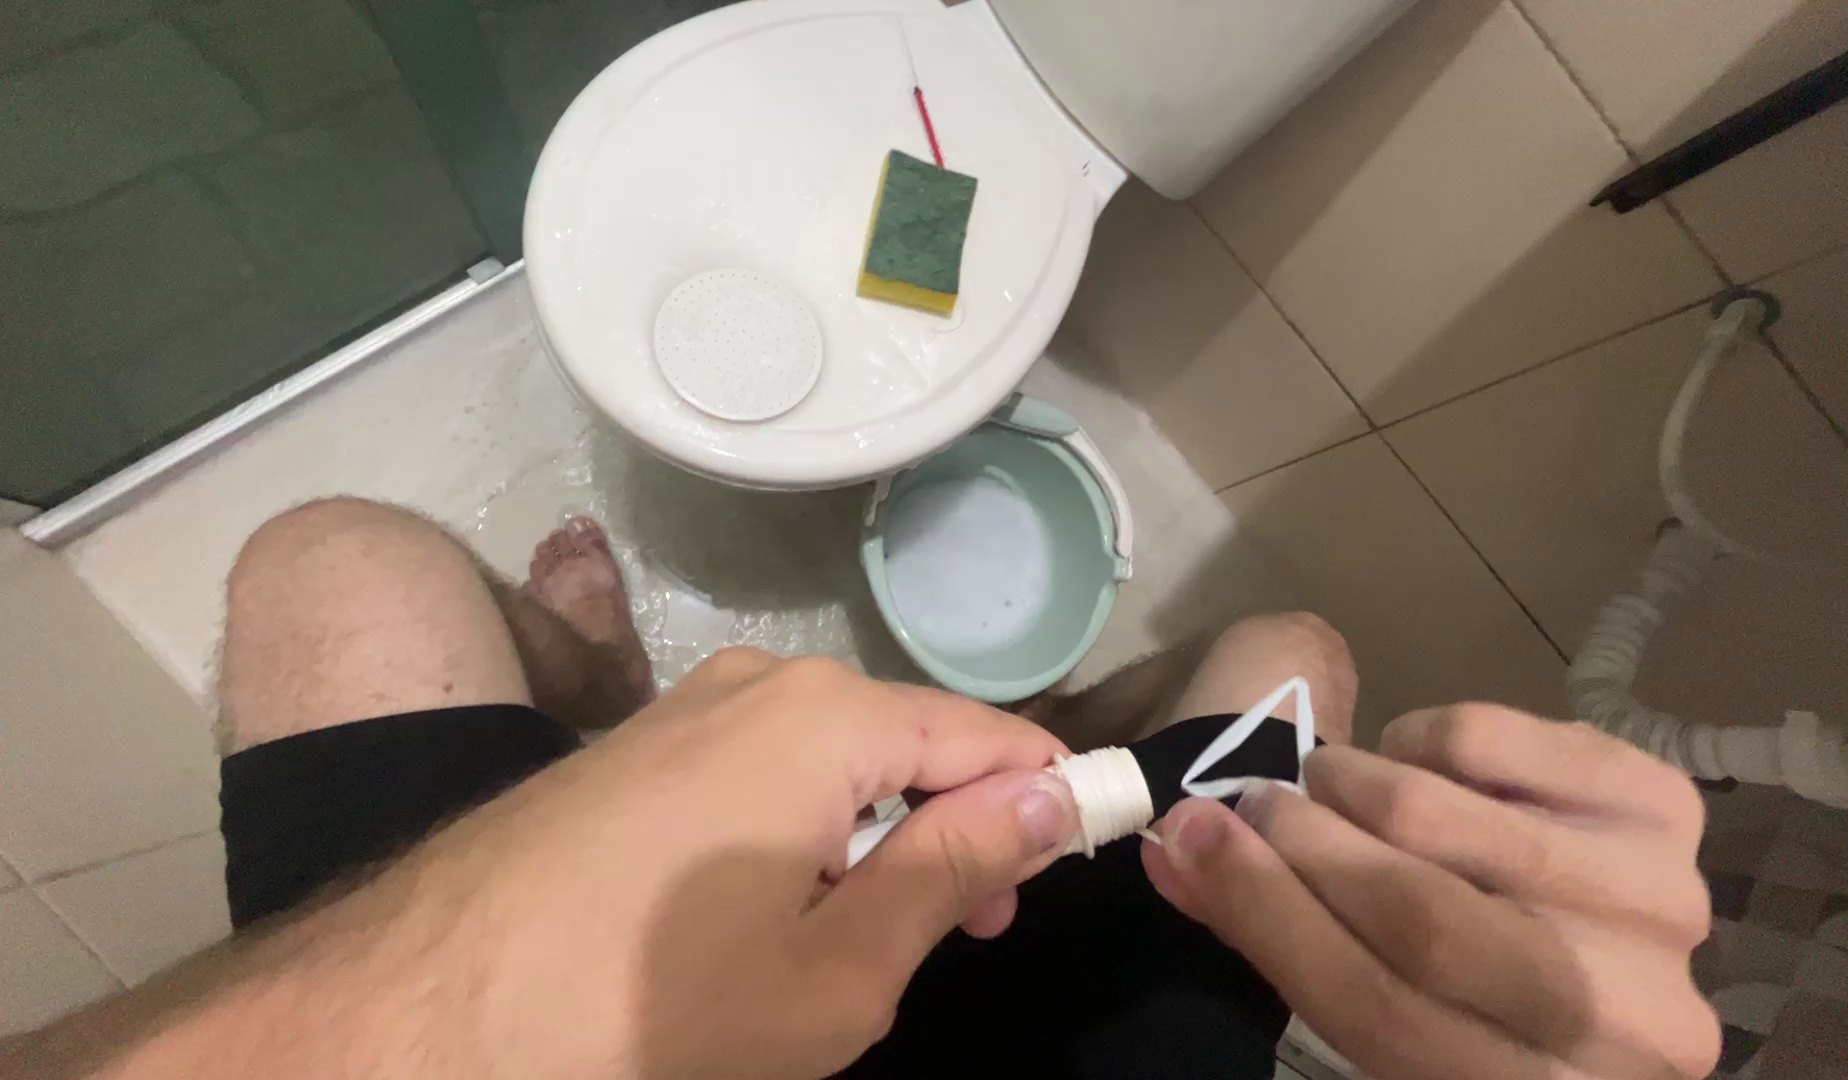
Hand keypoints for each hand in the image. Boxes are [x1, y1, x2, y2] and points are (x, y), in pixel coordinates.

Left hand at [442, 648, 1079, 1079]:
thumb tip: (1054, 801)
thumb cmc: (650, 1009)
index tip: (1086, 841)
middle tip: (976, 921)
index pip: (983, 735)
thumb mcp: (840, 966)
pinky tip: (791, 891)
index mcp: (830, 714)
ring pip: (844, 752)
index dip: (1047, 786)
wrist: (406, 1017)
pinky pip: (778, 761)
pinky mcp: (659, 734)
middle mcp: (773, 678)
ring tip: (878, 923)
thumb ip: (958, 868)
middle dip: (960, 821)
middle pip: (912, 739)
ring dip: (885, 826)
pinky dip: (817, 818)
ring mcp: (706, 699)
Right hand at [1142, 704, 1718, 1079]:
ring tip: (1336, 786)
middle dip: (1301, 838)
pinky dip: (1411, 736)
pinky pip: (1474, 737)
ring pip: (1432, 813)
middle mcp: (1636, 1026)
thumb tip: (1172, 842)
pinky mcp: (1660, 803)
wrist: (1566, 926)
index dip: (1266, 910)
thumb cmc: (1443, 974)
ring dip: (1346, 782)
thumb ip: (1254, 916)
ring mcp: (1665, 909)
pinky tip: (1424, 769)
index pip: (1375, 1009)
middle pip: (1419, 918)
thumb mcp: (1349, 977)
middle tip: (1263, 802)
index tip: (1190, 833)